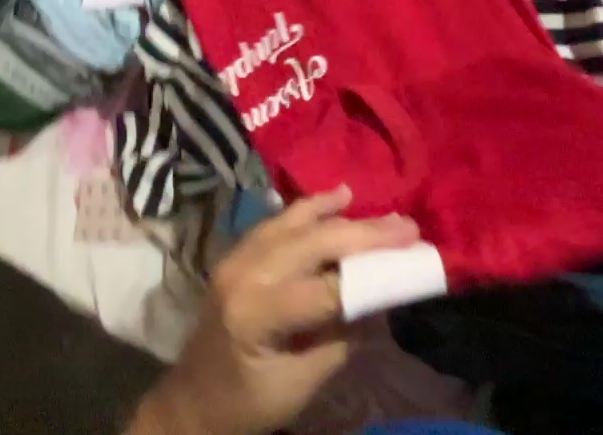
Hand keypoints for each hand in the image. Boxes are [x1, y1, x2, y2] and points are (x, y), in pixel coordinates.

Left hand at [127, 187, 419, 434]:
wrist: (191, 401)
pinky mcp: (236, 254)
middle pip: (311, 243)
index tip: (411, 259)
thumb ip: (341, 340)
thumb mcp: (299, 386)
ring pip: (294, 223)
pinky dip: (309, 209)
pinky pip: (277, 223)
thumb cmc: (246, 404)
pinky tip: (335, 198)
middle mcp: (244, 273)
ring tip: (378, 208)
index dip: (370, 275)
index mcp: (256, 313)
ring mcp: (236, 258)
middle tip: (407, 226)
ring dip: (338, 213)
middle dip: (363, 233)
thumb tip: (382, 301)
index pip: (325, 289)